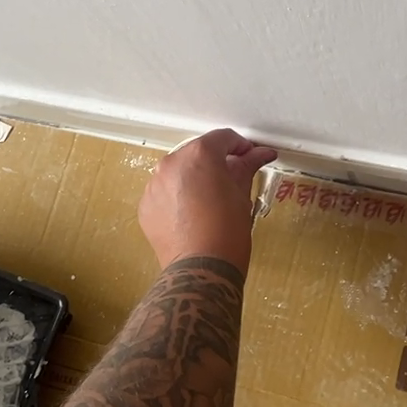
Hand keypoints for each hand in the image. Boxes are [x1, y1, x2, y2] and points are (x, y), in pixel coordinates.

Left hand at [138, 129, 278, 273]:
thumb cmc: (228, 232)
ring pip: (178, 172)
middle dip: (215, 162)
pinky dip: (178, 197)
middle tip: (231, 179)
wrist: (201, 269)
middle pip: (197, 152)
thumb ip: (247, 167)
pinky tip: (192, 216)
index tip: (249, 156)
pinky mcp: (146, 205)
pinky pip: (165, 192)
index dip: (240, 145)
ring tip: (209, 201)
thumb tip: (260, 154)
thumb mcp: (242, 195)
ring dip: (194, 179)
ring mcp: (155, 185)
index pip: (222, 138)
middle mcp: (172, 163)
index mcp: (200, 155)